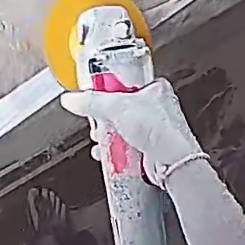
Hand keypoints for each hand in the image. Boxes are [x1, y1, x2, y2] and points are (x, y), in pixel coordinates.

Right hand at [59, 77, 204, 185]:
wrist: (172, 161)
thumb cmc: (159, 129)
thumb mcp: (117, 107)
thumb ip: (92, 101)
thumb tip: (72, 99)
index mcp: (155, 88)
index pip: (126, 83)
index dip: (109, 90)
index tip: (95, 95)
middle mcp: (157, 109)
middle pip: (122, 109)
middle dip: (106, 119)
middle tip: (98, 121)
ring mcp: (154, 131)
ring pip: (124, 130)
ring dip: (110, 137)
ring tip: (101, 139)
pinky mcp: (150, 150)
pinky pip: (128, 148)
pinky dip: (117, 152)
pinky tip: (109, 154)